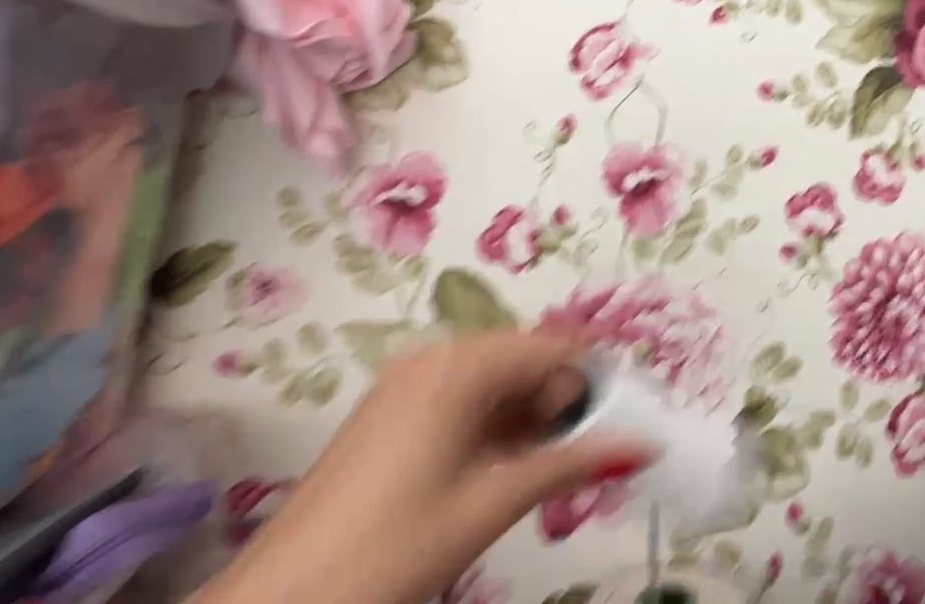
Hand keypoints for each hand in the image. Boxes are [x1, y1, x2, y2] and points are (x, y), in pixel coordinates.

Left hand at [193, 330, 656, 603]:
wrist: (281, 601)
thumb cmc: (395, 547)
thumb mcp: (494, 502)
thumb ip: (573, 464)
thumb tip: (643, 445)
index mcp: (461, 366)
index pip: (552, 345)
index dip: (595, 372)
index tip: (628, 407)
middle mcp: (435, 356)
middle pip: (523, 356)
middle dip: (559, 397)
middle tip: (577, 453)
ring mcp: (407, 380)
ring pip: (494, 377)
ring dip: (528, 411)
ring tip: (540, 466)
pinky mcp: (391, 408)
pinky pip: (462, 395)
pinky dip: (493, 420)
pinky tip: (499, 464)